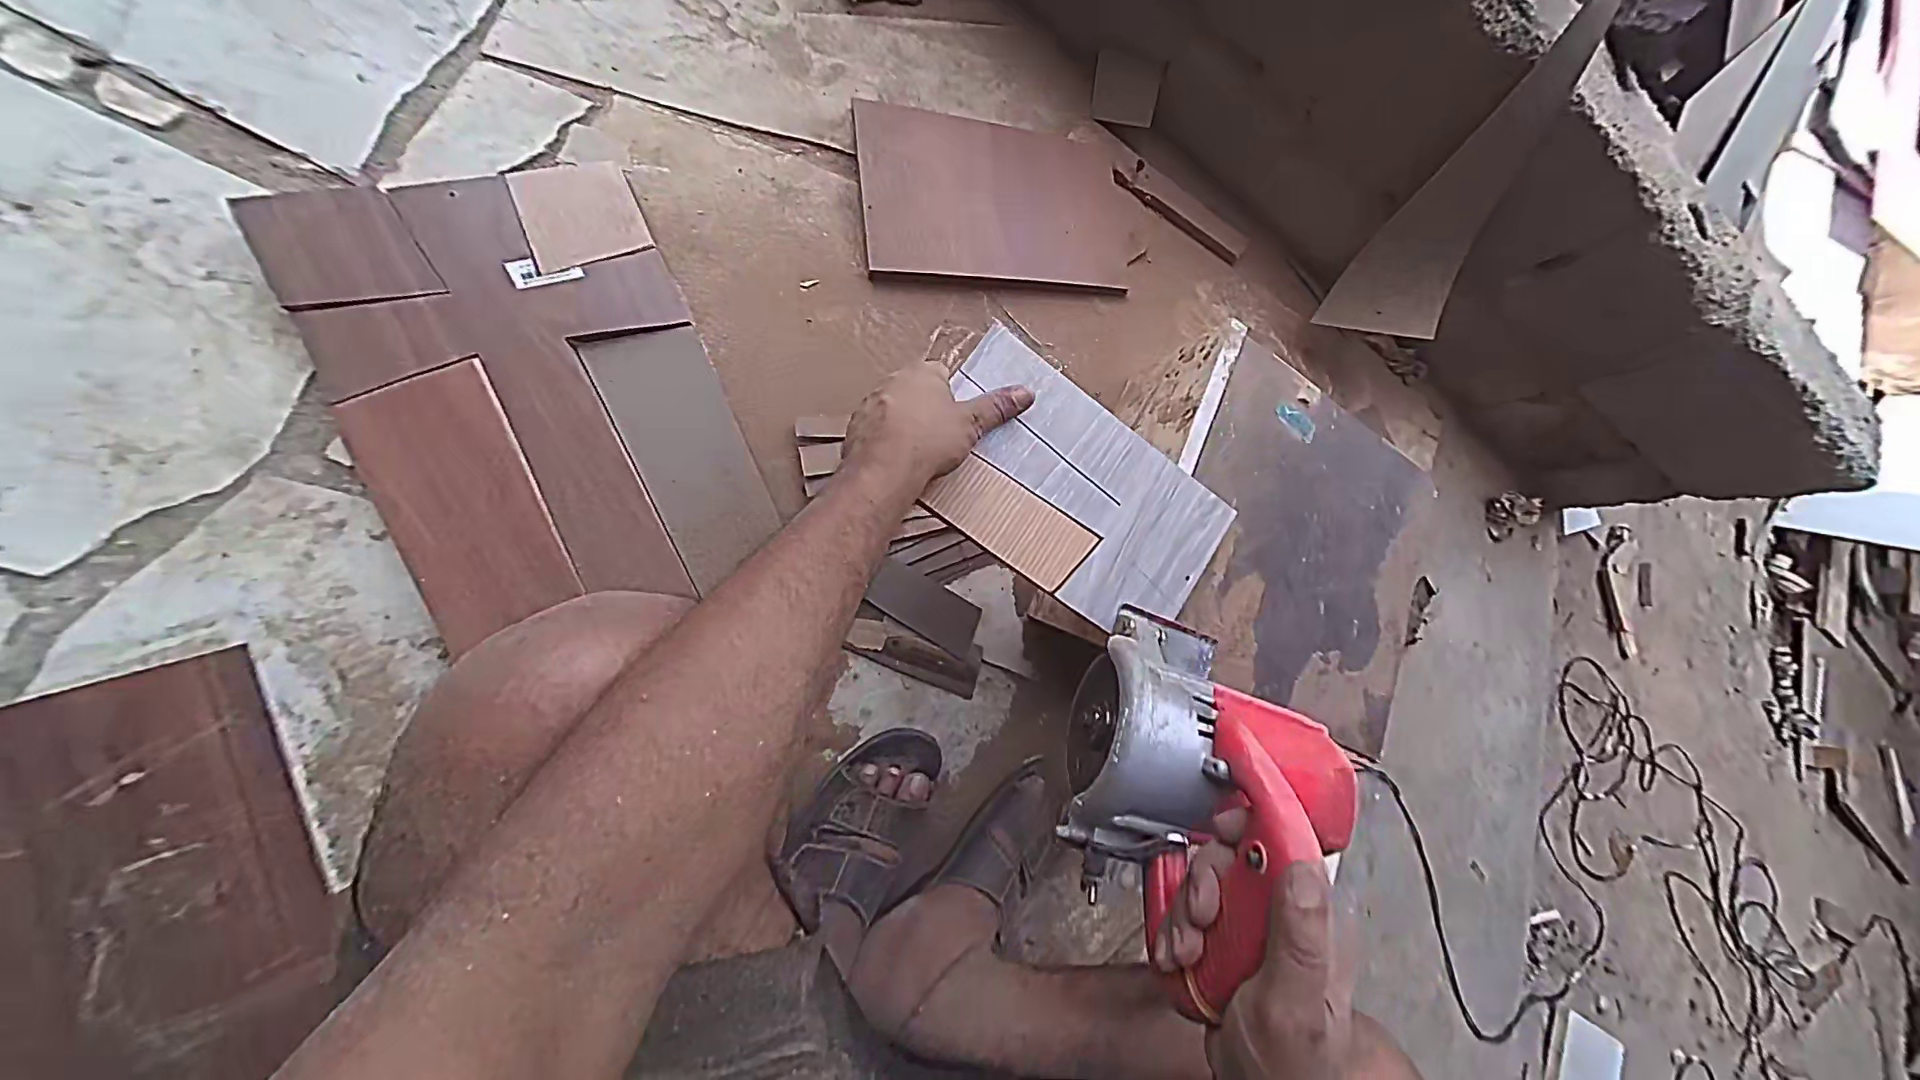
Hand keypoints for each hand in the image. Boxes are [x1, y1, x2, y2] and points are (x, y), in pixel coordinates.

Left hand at [842, 361, 1032, 485]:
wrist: (884, 471)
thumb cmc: (927, 441)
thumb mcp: (970, 424)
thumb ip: (996, 407)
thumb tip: (1024, 393)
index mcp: (922, 372)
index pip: (941, 372)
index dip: (952, 393)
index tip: (959, 413)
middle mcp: (892, 382)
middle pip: (916, 390)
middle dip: (927, 409)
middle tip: (942, 434)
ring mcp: (870, 405)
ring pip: (893, 411)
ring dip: (904, 426)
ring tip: (920, 452)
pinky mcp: (856, 430)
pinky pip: (876, 432)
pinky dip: (886, 443)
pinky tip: (898, 461)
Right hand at [1153, 810, 1351, 1079]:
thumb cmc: (1297, 1065)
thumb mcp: (1296, 1004)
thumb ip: (1300, 938)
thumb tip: (1303, 867)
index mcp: (1315, 915)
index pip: (1286, 839)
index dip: (1251, 822)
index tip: (1221, 828)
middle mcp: (1285, 908)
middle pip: (1232, 854)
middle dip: (1204, 883)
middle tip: (1202, 918)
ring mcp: (1253, 919)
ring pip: (1204, 879)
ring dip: (1185, 914)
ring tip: (1190, 952)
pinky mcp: (1225, 932)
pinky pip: (1188, 907)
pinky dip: (1175, 929)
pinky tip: (1182, 956)